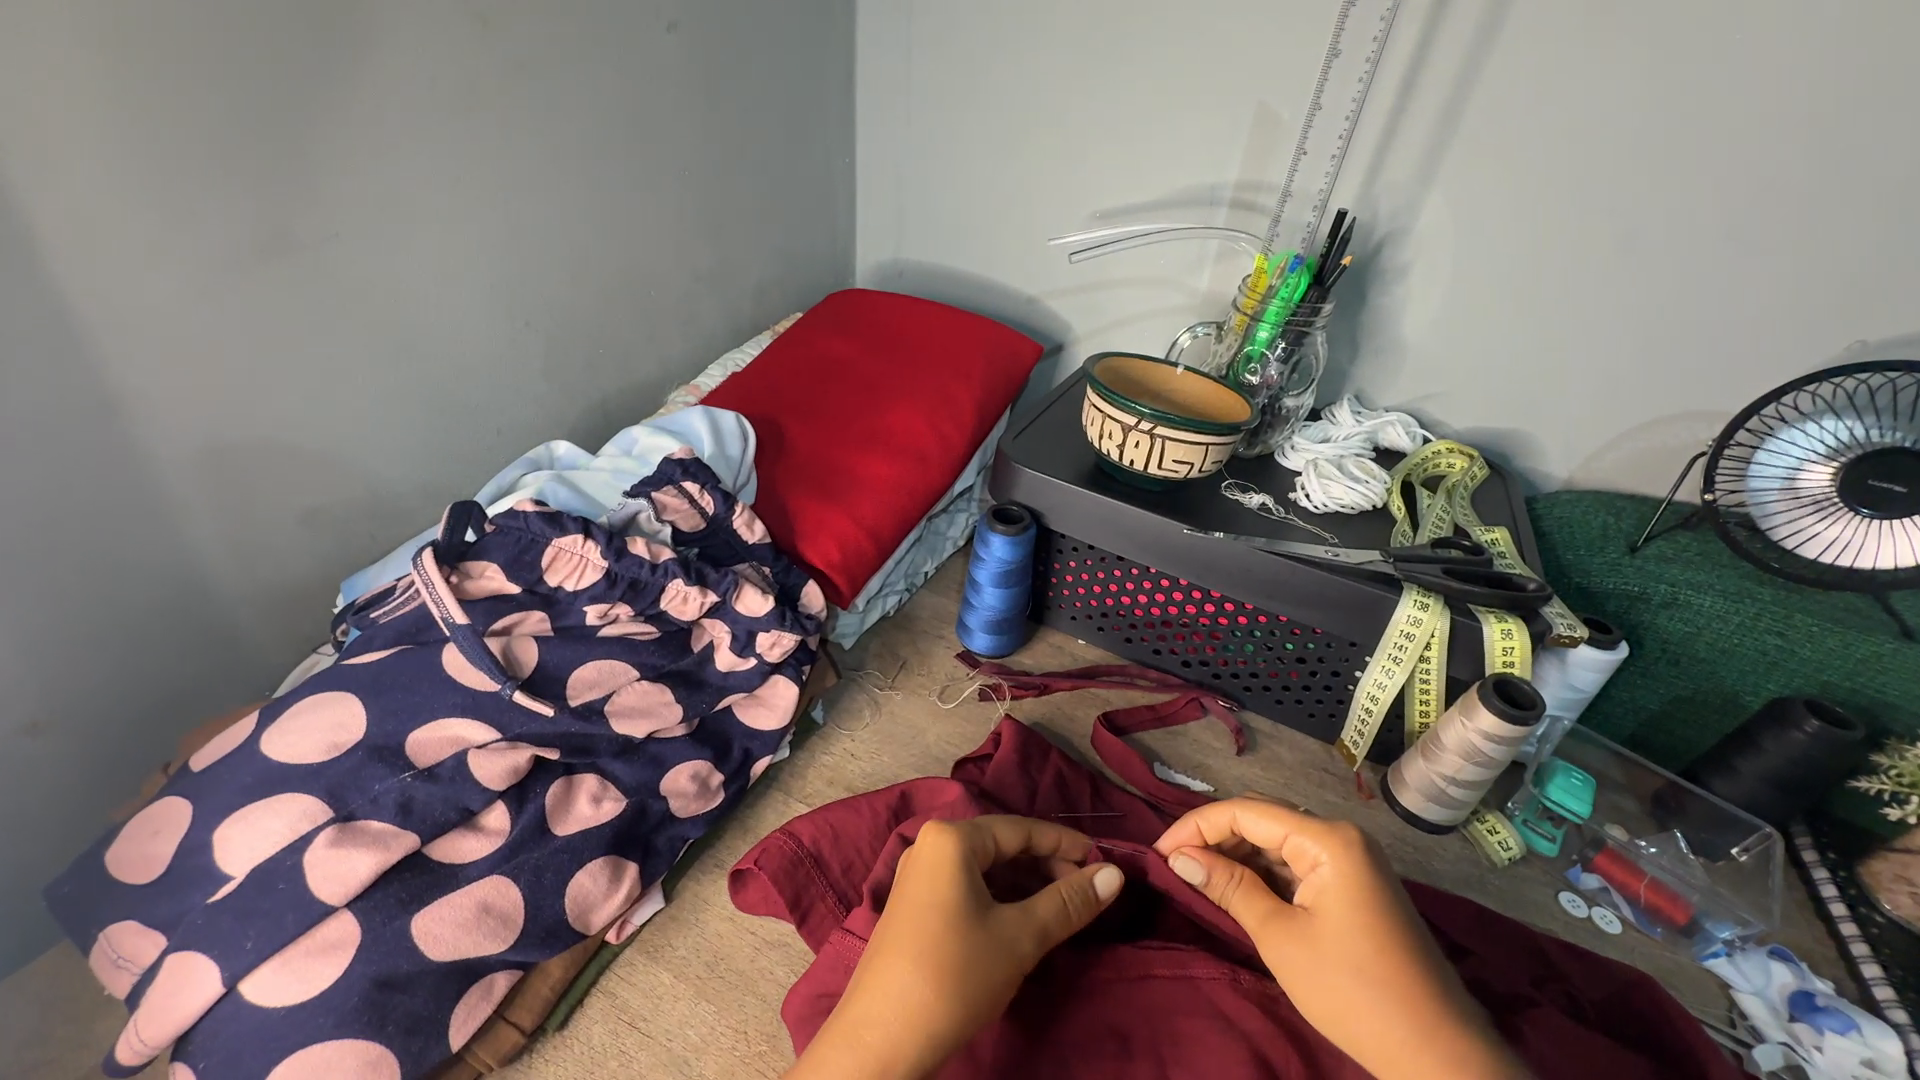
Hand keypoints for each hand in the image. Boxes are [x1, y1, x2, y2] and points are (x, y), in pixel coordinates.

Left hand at [786, 815, 1124, 1079]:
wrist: (881, 1041)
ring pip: (986, 869)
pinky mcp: (915, 907)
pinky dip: (1000, 900)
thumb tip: (1115, 874)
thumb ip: (1068, 902)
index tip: (1106, 867)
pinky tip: (1024, 924)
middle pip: (1003, 846)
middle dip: (1048, 867)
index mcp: (952, 838)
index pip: (1022, 829)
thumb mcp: (1020, 938)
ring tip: (1063, 912)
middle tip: (1088, 895)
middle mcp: (930, 845)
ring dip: (1026, 886)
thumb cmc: (954, 976)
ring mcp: (918, 876)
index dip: (1068, 846)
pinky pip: (967, 888)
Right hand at [1154, 797, 1529, 1079]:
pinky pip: (1298, 862)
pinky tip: (1237, 886)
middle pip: (1263, 817)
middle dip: (1214, 836)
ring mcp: (1353, 860)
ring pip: (1279, 839)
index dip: (1196, 826)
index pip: (1246, 811)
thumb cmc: (1352, 992)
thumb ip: (1228, 887)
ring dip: (1237, 853)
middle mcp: (1342, 836)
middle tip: (1174, 864)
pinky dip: (1264, 871)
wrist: (1439, 1053)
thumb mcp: (1280, 937)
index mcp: (1328, 839)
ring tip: (1196, 875)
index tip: (1158, 852)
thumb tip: (1178, 857)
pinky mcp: (1356, 885)